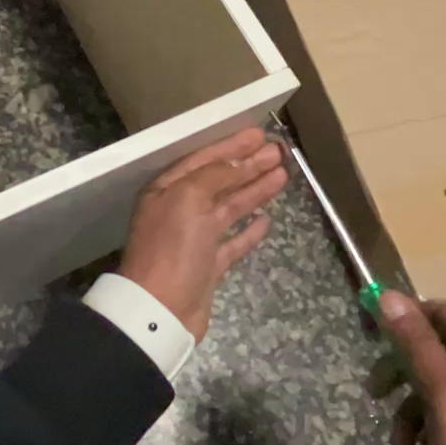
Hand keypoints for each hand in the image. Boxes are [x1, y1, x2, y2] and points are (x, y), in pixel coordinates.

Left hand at [117, 126, 288, 339]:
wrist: (162, 310)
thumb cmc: (172, 247)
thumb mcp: (188, 199)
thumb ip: (214, 176)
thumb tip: (239, 162)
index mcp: (168, 190)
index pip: (204, 159)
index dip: (231, 146)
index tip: (259, 134)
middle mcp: (179, 210)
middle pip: (219, 181)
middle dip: (248, 165)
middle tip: (280, 152)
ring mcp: (195, 239)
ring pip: (229, 208)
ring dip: (254, 191)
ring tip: (283, 175)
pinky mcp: (208, 266)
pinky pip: (232, 242)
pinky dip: (249, 231)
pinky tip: (267, 220)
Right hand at [378, 292, 445, 444]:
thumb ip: (420, 347)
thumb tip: (391, 295)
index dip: (410, 317)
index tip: (375, 333)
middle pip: (442, 349)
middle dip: (404, 368)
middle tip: (375, 390)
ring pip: (444, 383)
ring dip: (413, 402)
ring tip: (398, 438)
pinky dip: (431, 422)